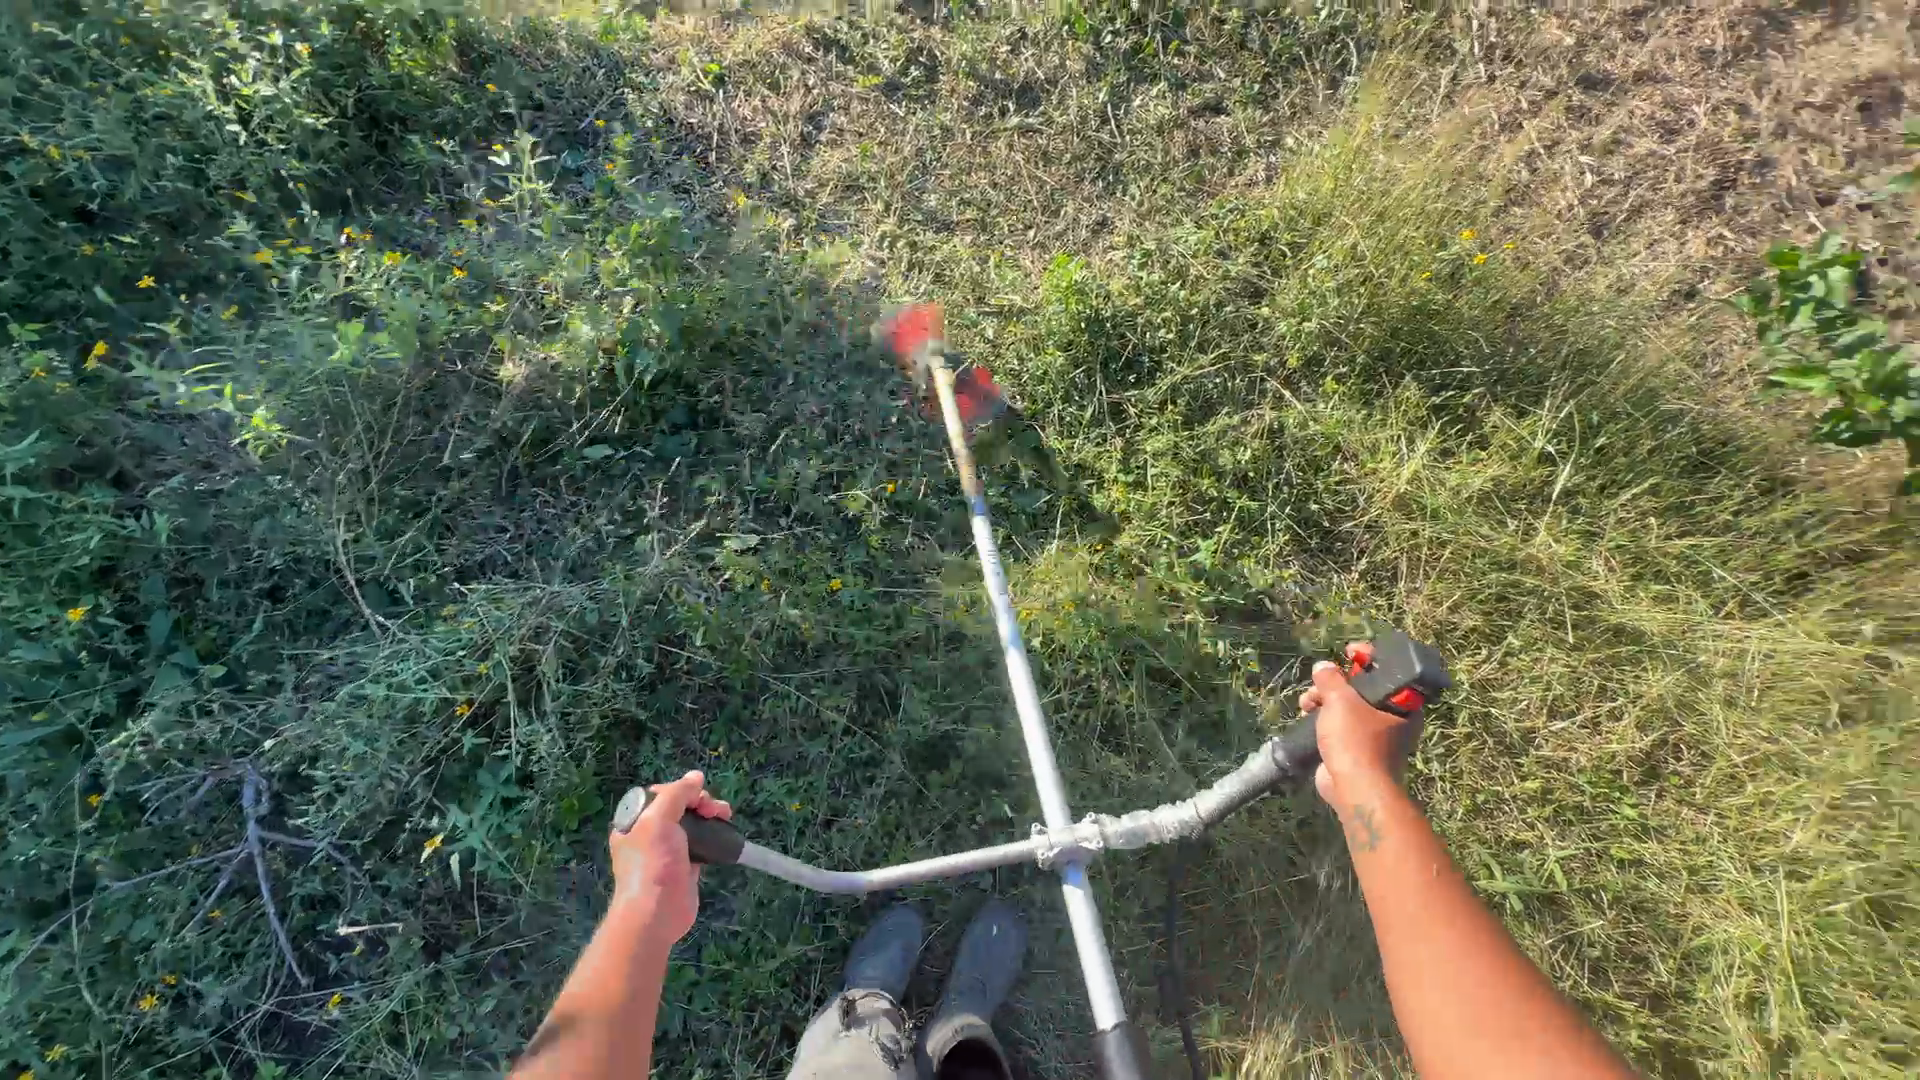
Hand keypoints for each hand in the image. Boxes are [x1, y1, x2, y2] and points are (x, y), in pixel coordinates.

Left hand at [609, 771, 731, 943]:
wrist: (657, 913)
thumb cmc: (652, 863)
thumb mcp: (658, 819)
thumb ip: (677, 794)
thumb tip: (696, 776)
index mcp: (633, 822)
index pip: (658, 795)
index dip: (679, 790)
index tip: (695, 796)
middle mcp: (648, 834)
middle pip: (678, 806)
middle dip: (699, 801)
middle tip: (713, 808)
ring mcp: (668, 850)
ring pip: (692, 822)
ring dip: (710, 813)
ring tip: (725, 814)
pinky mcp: (686, 864)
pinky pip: (701, 840)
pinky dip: (713, 832)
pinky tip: (724, 831)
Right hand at [1297, 650, 1422, 805]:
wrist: (1355, 787)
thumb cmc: (1356, 740)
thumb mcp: (1341, 701)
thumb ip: (1331, 679)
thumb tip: (1324, 667)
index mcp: (1403, 705)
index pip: (1390, 670)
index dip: (1368, 656)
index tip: (1348, 651)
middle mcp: (1394, 718)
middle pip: (1362, 688)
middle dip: (1334, 683)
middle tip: (1319, 683)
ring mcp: (1376, 735)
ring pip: (1347, 706)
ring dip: (1324, 699)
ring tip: (1306, 703)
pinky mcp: (1358, 748)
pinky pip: (1340, 724)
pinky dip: (1324, 718)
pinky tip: (1307, 716)